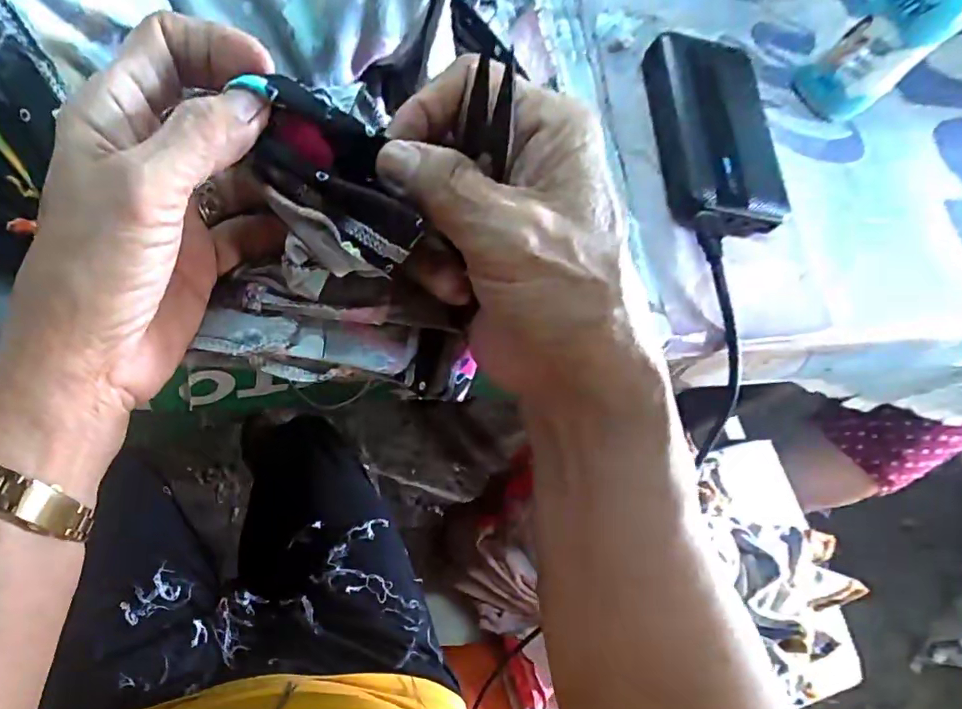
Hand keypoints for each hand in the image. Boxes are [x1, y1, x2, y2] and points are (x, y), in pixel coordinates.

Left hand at [0, 14, 285, 497]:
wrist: (88, 365)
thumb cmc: (97, 269)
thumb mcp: (142, 187)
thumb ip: (199, 136)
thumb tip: (257, 103)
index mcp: (113, 119)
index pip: (166, 47)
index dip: (216, 48)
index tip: (264, 77)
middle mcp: (145, 156)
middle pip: (209, 106)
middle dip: (256, 110)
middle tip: (306, 129)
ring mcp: (175, 209)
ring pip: (234, 168)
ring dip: (273, 166)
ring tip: (316, 171)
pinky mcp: (199, 257)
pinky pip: (244, 227)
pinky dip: (272, 223)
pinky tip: (304, 221)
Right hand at [377, 58, 659, 408]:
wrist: (573, 368)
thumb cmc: (562, 292)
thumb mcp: (505, 232)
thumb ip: (446, 187)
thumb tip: (388, 154)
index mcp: (544, 132)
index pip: (472, 86)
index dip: (426, 113)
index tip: (392, 160)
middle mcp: (516, 161)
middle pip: (438, 148)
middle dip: (419, 197)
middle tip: (416, 233)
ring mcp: (490, 210)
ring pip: (423, 202)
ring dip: (425, 245)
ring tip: (450, 279)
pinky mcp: (470, 251)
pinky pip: (425, 242)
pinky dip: (430, 269)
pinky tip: (454, 294)